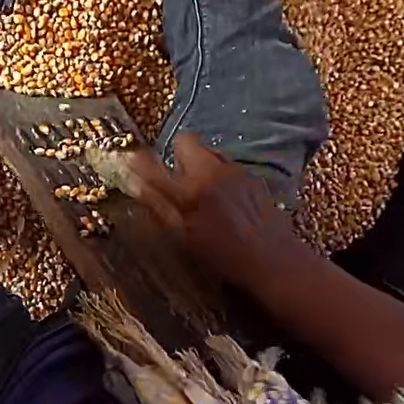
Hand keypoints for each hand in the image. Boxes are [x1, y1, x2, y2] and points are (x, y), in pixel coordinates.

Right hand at [126, 136, 315, 291]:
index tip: (130, 164)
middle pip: (185, 142)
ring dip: (199, 167)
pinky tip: (225, 202)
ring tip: (202, 196)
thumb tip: (135, 185)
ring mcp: (235, 170)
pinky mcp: (252, 175)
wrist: (273, 261)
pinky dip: (219, 176)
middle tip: (176, 183)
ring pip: (207, 153)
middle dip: (176, 157)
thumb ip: (157, 207)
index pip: (154, 164)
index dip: (140, 163)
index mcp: (190, 190)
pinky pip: (226, 166)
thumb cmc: (222, 256)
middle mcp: (212, 171)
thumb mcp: (182, 238)